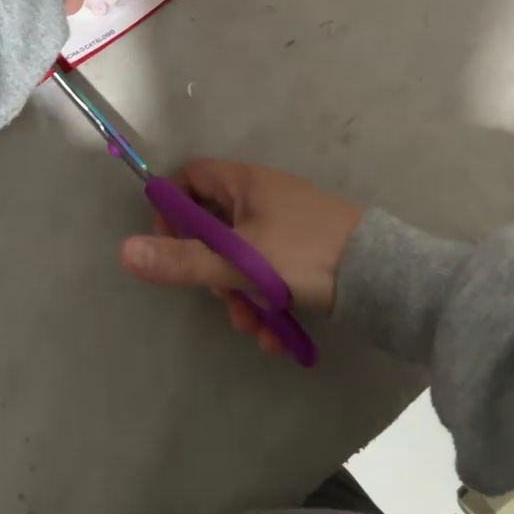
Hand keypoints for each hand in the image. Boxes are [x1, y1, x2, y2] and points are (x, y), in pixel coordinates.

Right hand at [119, 159, 364, 356]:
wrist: (388, 280)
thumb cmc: (306, 256)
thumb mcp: (238, 262)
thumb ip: (182, 261)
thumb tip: (125, 252)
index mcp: (244, 183)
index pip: (189, 178)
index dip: (172, 209)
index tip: (171, 246)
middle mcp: (263, 197)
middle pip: (213, 225)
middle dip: (211, 270)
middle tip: (221, 297)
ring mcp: (287, 225)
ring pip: (242, 256)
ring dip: (240, 295)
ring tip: (254, 326)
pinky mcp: (307, 254)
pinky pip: (270, 273)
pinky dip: (267, 301)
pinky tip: (277, 336)